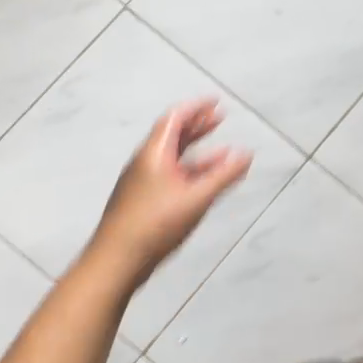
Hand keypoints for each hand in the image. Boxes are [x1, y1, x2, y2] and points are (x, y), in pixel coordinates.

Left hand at [89, 98, 252, 271]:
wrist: (116, 260)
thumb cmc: (156, 224)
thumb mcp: (197, 198)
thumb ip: (224, 175)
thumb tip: (247, 154)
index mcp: (154, 154)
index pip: (175, 119)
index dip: (197, 108)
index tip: (217, 103)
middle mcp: (145, 163)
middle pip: (172, 136)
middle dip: (197, 126)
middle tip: (220, 119)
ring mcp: (142, 183)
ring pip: (172, 158)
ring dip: (197, 152)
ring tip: (223, 152)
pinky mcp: (142, 202)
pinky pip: (170, 176)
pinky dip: (190, 172)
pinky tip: (204, 185)